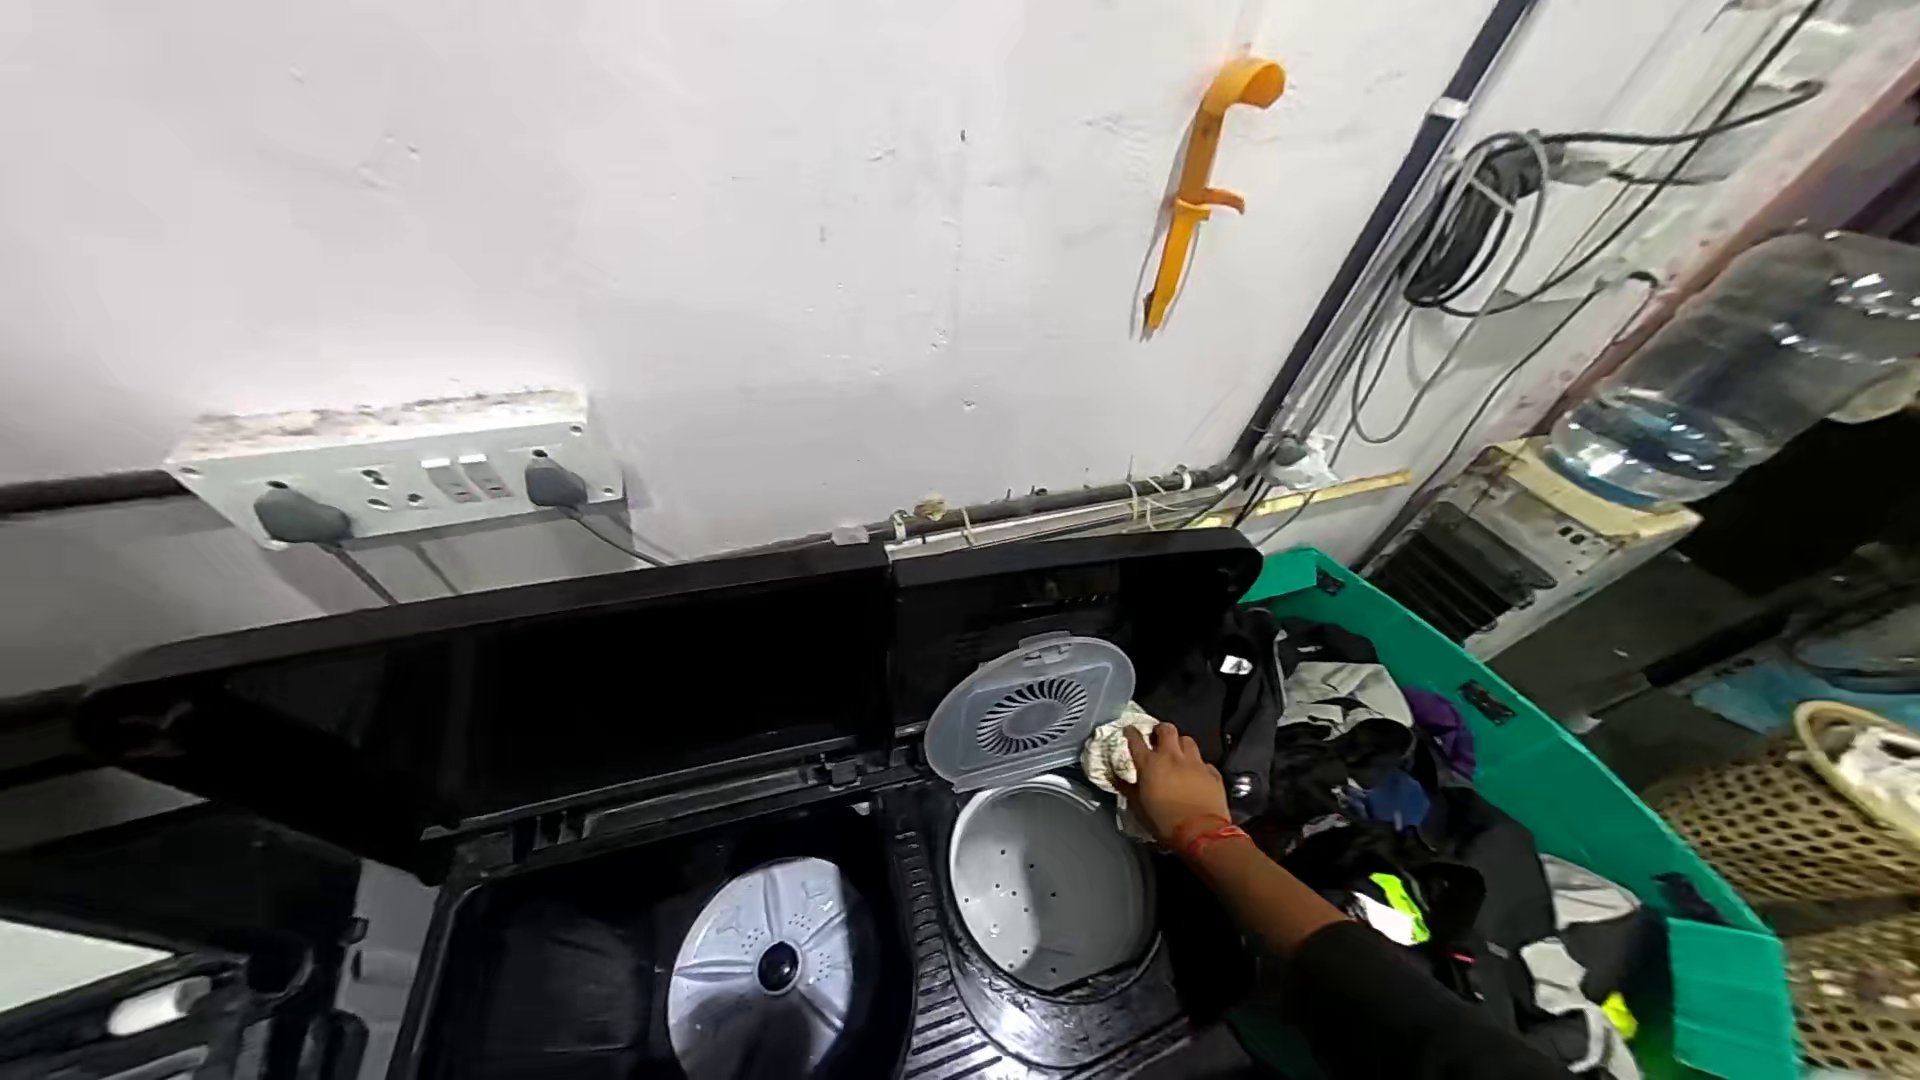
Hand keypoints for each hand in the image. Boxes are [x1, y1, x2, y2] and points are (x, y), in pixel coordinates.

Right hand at [1118, 722, 1231, 847]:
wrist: (1201, 834)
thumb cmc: (1164, 822)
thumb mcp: (1138, 807)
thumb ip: (1126, 788)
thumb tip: (1115, 777)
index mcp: (1149, 764)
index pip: (1136, 739)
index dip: (1131, 732)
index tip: (1129, 730)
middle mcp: (1171, 757)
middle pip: (1166, 729)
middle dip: (1160, 730)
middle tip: (1158, 737)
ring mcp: (1194, 763)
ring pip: (1187, 740)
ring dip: (1181, 744)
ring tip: (1179, 753)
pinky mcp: (1212, 773)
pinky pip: (1204, 762)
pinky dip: (1198, 765)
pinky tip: (1197, 774)